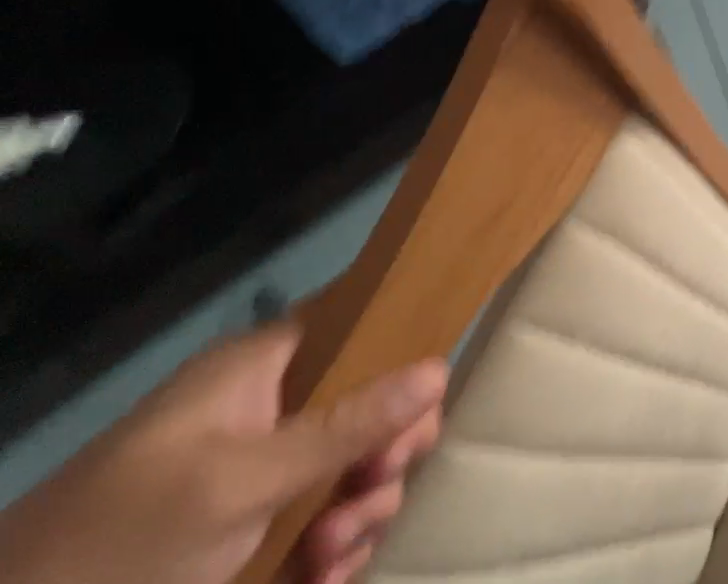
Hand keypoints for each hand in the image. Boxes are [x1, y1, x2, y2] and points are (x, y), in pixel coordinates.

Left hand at [0, 324, 446, 583]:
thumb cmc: (126, 539)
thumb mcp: (240, 482)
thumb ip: (345, 426)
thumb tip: (441, 366)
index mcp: (261, 371)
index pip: (361, 329)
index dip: (404, 359)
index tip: (419, 409)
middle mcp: (271, 408)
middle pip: (376, 405)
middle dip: (385, 456)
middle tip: (371, 489)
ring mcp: (266, 468)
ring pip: (360, 468)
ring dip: (362, 512)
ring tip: (328, 556)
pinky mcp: (260, 522)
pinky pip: (334, 517)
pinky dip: (339, 548)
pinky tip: (325, 575)